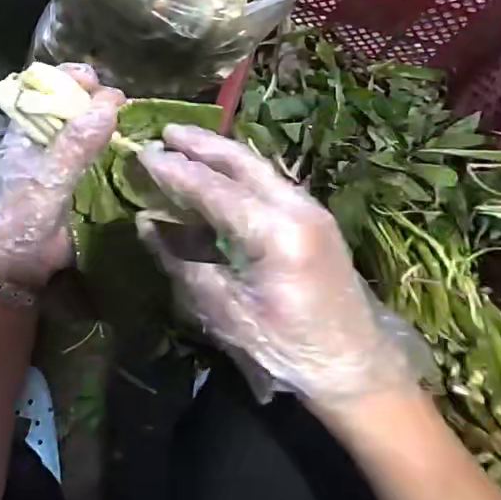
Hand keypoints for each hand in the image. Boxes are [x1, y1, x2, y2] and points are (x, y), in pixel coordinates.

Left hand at [0, 64, 125, 289]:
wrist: (22, 264)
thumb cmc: (23, 218)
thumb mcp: (48, 180)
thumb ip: (75, 145)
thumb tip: (109, 103)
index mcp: (27, 127)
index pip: (47, 85)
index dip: (71, 78)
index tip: (97, 85)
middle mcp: (46, 134)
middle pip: (74, 100)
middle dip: (97, 97)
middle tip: (120, 107)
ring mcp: (65, 154)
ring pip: (90, 123)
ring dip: (109, 119)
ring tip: (130, 122)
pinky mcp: (81, 174)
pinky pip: (101, 149)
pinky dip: (115, 142)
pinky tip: (131, 144)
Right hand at [135, 125, 426, 403]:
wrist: (356, 368)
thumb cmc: (287, 348)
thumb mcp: (226, 313)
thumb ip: (182, 263)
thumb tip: (145, 223)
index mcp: (277, 233)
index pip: (215, 189)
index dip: (176, 171)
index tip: (145, 154)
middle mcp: (298, 208)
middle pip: (243, 163)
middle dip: (202, 144)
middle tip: (166, 130)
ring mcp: (312, 210)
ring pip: (259, 167)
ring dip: (221, 153)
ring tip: (186, 141)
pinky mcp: (315, 219)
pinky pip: (270, 181)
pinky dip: (240, 171)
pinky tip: (221, 171)